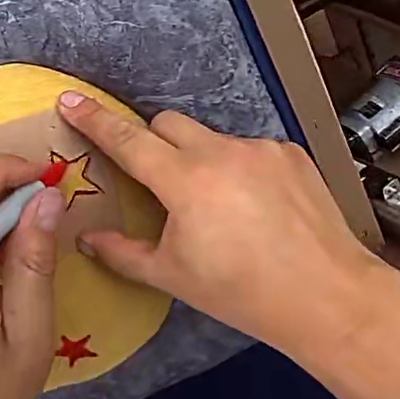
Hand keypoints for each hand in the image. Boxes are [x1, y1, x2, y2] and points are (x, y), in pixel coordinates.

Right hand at [58, 91, 392, 353]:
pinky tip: (254, 207)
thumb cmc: (244, 293)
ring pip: (210, 138)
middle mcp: (223, 153)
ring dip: (200, 160)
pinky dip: (238, 168)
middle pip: (168, 123)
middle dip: (153, 141)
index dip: (95, 120)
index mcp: (187, 182)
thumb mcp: (173, 276)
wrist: (327, 296)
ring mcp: (261, 149)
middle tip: (157, 180)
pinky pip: (248, 148)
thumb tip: (88, 239)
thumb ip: (122, 252)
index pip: (128, 140)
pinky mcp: (290, 153)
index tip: (72, 101)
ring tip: (219, 208)